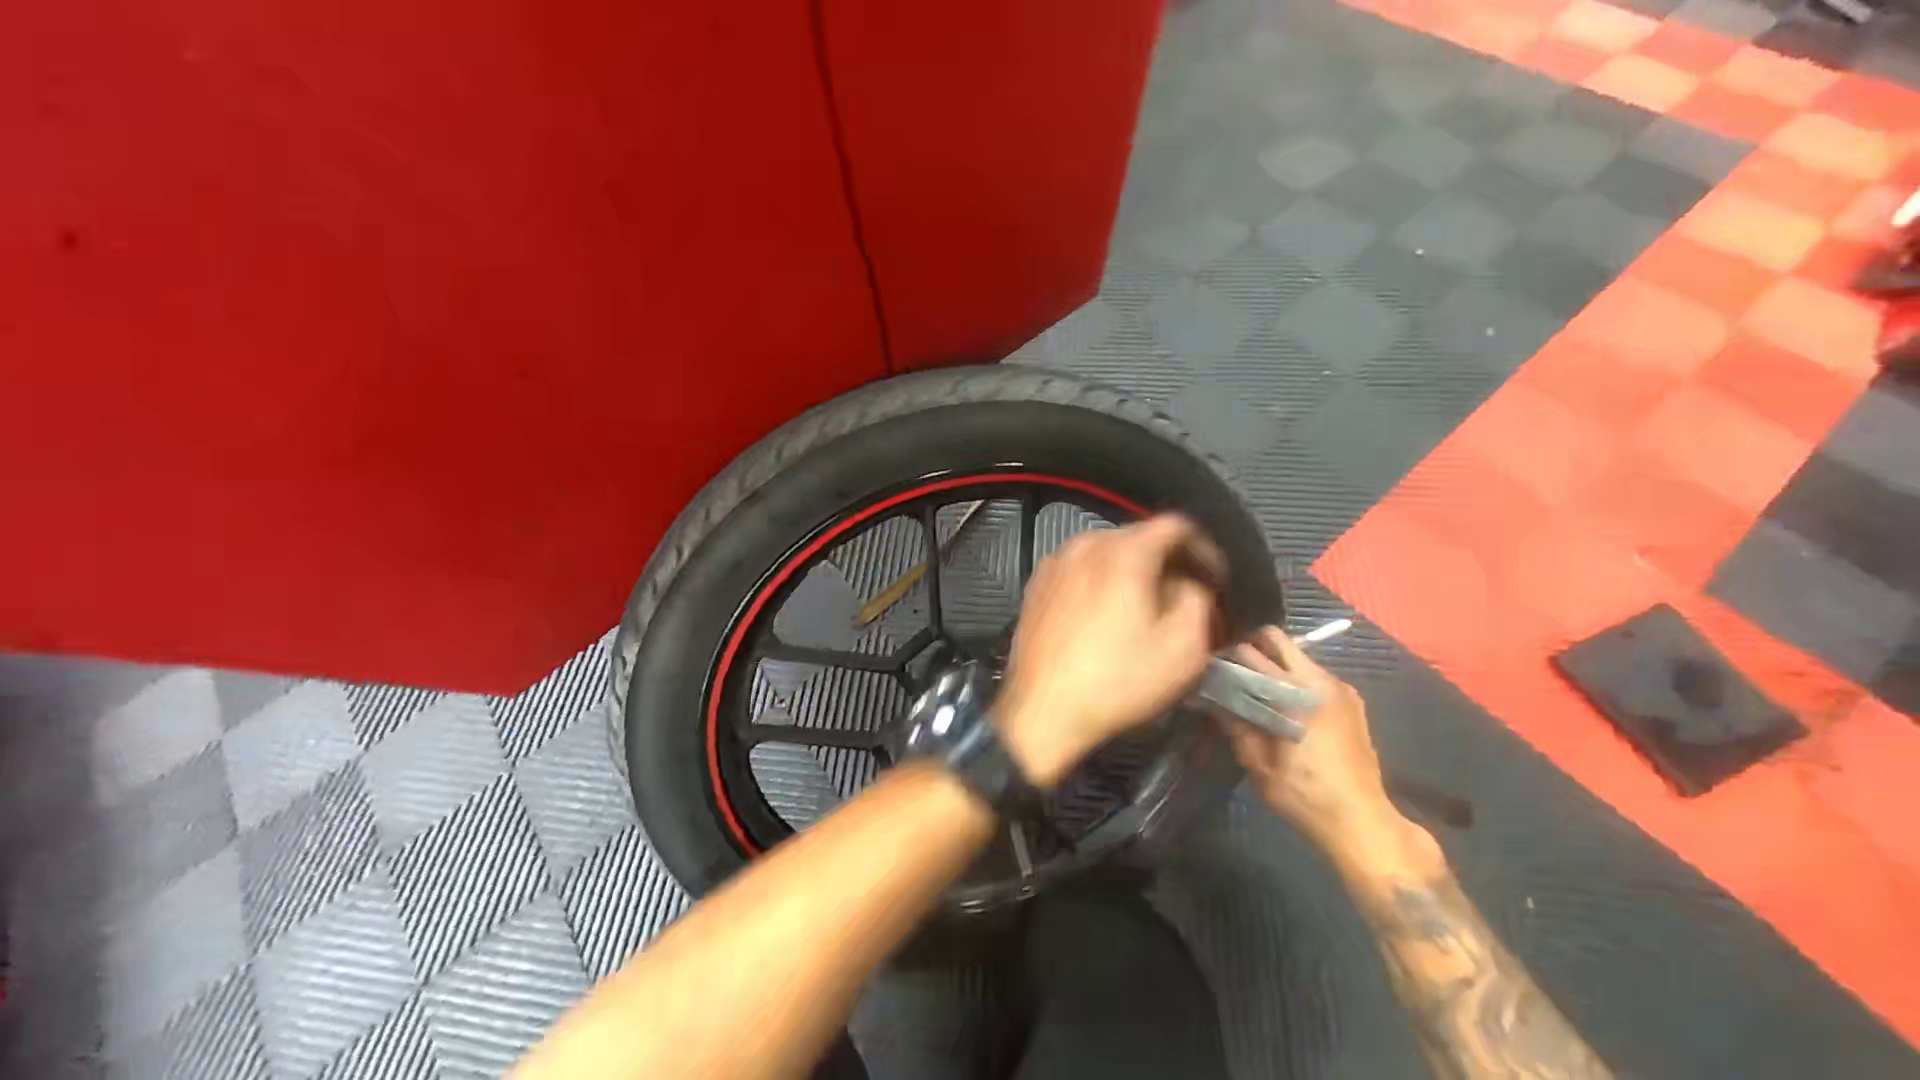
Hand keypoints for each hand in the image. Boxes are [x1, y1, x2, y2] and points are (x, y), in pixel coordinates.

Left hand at [993, 514, 1221, 786]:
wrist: (1043, 712)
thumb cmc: (1116, 682)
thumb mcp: (1184, 647)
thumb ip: (1198, 599)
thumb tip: (1188, 584)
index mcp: (1123, 551)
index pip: (1177, 526)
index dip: (1204, 550)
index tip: (1214, 581)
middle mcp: (1084, 545)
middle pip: (1140, 538)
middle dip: (1169, 564)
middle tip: (1186, 600)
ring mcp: (1055, 565)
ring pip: (1108, 555)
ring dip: (1134, 575)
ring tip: (1148, 613)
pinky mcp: (1038, 587)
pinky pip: (1081, 573)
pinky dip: (1102, 586)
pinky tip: (1108, 621)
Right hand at [1218, 627, 1398, 850]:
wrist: (1361, 820)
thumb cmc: (1304, 795)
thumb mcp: (1258, 764)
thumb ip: (1235, 724)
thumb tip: (1211, 699)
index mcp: (1295, 694)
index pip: (1249, 653)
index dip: (1224, 659)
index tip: (1209, 672)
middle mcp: (1320, 680)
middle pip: (1276, 639)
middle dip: (1250, 648)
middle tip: (1232, 673)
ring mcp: (1340, 688)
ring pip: (1296, 656)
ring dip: (1273, 665)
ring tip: (1255, 692)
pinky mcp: (1352, 700)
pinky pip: (1313, 675)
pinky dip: (1293, 679)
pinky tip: (1283, 706)